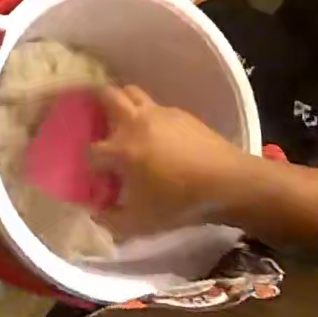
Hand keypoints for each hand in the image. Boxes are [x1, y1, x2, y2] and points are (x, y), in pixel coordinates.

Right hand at [90, 84, 253, 236]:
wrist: (227, 181)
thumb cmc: (180, 203)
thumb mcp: (140, 223)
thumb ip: (112, 220)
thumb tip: (98, 213)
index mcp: (122, 149)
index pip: (91, 151)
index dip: (89, 165)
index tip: (97, 177)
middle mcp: (136, 123)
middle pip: (107, 95)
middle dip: (94, 103)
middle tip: (93, 118)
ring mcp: (160, 114)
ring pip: (132, 92)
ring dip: (121, 101)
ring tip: (122, 120)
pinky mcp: (182, 113)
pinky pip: (156, 106)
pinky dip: (148, 114)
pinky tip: (156, 133)